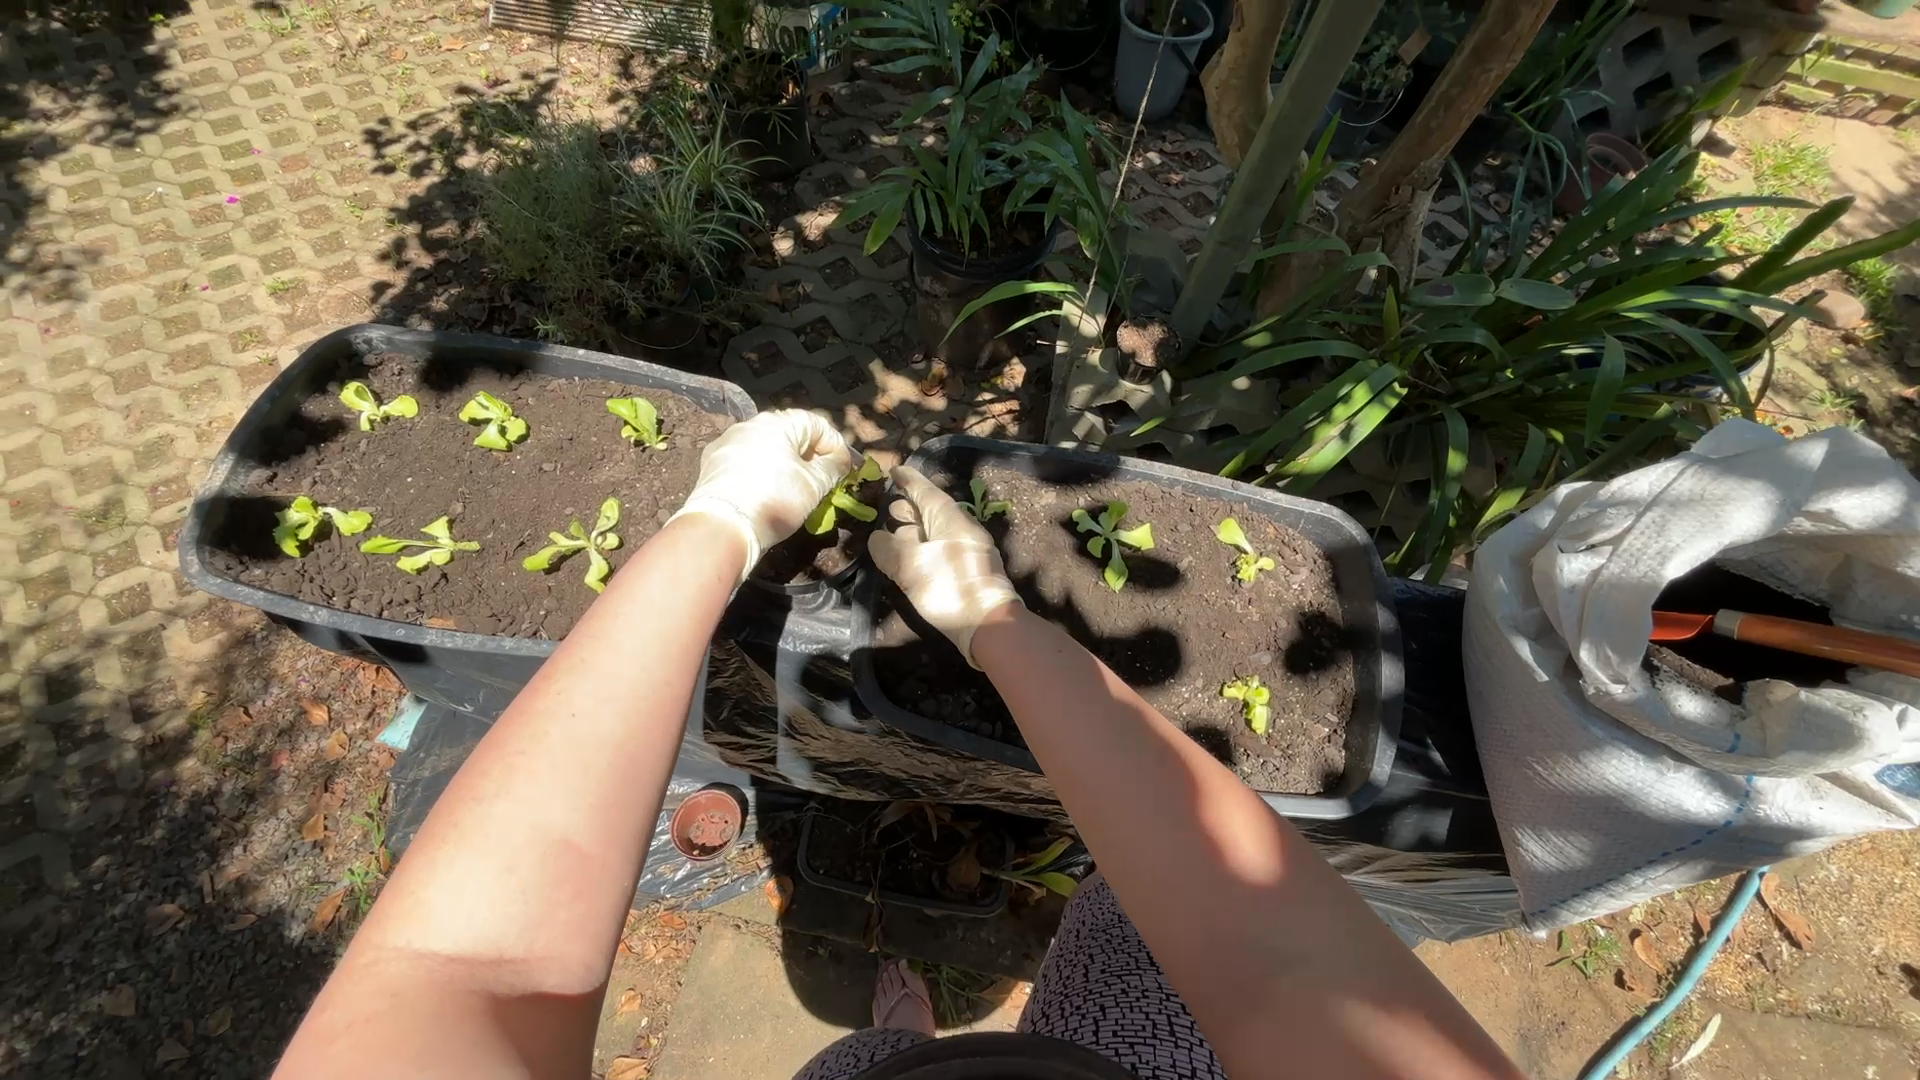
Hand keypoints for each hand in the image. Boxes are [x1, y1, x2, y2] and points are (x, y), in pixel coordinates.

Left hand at [668, 410, 854, 579]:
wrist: (722, 527)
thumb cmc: (775, 500)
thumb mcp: (814, 485)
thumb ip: (833, 468)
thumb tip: (840, 461)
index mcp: (777, 423)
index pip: (817, 423)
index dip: (835, 445)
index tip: (843, 469)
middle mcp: (749, 424)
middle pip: (789, 433)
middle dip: (809, 455)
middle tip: (821, 479)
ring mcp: (727, 442)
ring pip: (765, 447)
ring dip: (784, 463)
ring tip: (793, 488)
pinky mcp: (711, 463)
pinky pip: (745, 461)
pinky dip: (760, 471)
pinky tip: (764, 491)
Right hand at [867, 466, 1021, 667]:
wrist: (988, 625)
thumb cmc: (949, 587)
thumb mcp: (910, 566)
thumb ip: (888, 548)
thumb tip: (877, 538)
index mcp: (948, 517)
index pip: (924, 489)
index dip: (907, 479)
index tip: (893, 470)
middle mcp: (959, 527)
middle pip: (930, 509)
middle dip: (909, 506)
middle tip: (889, 508)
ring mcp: (965, 550)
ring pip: (934, 531)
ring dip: (914, 529)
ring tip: (895, 532)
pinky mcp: (966, 571)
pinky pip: (939, 549)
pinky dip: (922, 548)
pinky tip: (911, 560)